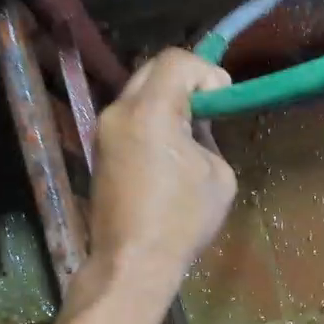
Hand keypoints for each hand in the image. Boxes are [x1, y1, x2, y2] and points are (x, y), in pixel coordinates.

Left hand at [87, 49, 235, 289]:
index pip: (176, 61)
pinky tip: (170, 149)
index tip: (223, 98)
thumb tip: (196, 129)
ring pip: (138, 93)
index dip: (206, 71)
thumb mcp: (218, 176)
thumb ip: (208, 138)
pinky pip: (129, 118)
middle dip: (186, 81)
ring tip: (191, 131)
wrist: (133, 261)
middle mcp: (119, 112)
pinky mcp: (100, 150)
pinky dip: (152, 119)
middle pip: (152, 69)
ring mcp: (103, 130)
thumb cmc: (182, 221)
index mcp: (150, 112)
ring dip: (167, 100)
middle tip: (209, 108)